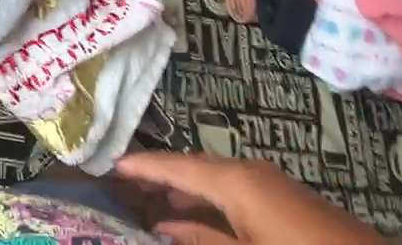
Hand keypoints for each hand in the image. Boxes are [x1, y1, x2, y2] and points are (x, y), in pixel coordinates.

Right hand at [115, 152, 382, 244]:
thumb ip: (203, 241)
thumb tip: (163, 228)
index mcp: (234, 182)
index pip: (176, 166)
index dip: (143, 166)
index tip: (112, 163)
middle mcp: (249, 170)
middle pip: (195, 165)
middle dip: (163, 174)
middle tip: (129, 182)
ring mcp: (273, 182)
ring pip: (216, 176)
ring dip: (189, 187)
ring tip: (160, 202)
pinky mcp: (289, 197)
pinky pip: (237, 187)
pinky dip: (213, 196)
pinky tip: (205, 217)